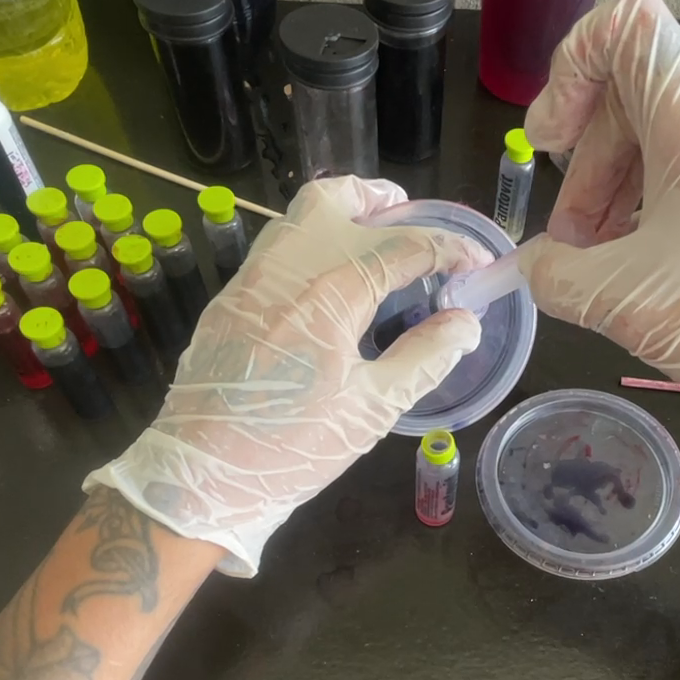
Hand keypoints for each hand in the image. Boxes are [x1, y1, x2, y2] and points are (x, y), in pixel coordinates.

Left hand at [86, 177, 488, 575]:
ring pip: (297, 216)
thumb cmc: (293, 448)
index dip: (448, 249)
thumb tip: (466, 324)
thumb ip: (423, 358)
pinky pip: (275, 248)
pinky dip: (311, 242)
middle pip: (337, 201)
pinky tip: (328, 280)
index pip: (402, 248)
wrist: (202, 478)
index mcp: (329, 293)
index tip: (477, 263)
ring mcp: (249, 281)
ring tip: (373, 234)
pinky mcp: (228, 302)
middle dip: (384, 203)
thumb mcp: (371, 410)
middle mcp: (285, 269)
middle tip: (414, 219)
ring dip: (340, 213)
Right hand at [519, 0, 679, 491]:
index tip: (549, 143)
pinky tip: (635, 266)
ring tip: (594, 267)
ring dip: (608, 197)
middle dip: (582, 171)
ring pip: (655, 142)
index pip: (627, 30)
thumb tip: (529, 264)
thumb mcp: (625, 305)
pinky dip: (645, 209)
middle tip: (567, 248)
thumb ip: (555, 275)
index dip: (569, 67)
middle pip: (629, 101)